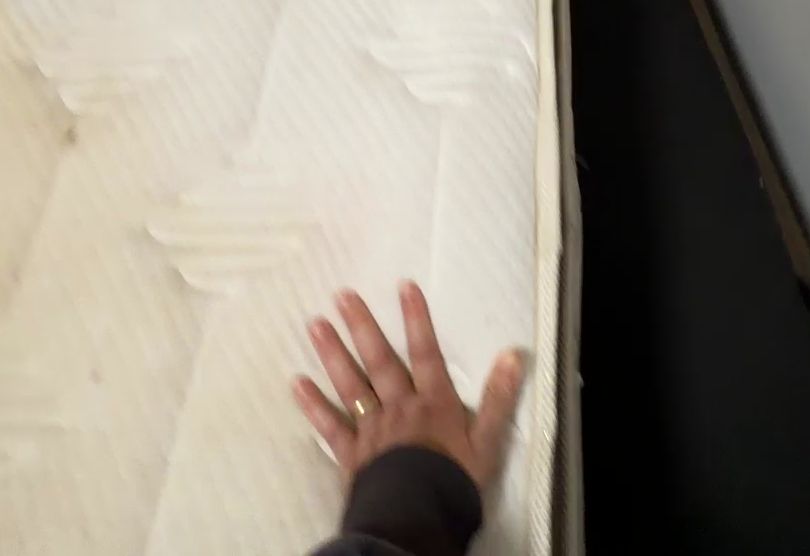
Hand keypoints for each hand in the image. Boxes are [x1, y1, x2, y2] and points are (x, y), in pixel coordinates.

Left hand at [294, 280, 526, 490]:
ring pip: (350, 384)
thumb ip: (499, 397)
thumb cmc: (455, 481)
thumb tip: (513, 354)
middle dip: (361, 326)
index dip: (416, 319)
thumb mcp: (488, 442)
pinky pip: (329, 427)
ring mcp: (372, 429)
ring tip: (314, 324)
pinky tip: (296, 383)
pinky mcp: (351, 454)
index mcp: (433, 401)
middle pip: (379, 360)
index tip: (403, 286)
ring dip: (332, 353)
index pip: (425, 351)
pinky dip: (313, 405)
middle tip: (341, 295)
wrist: (418, 523)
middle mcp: (399, 406)